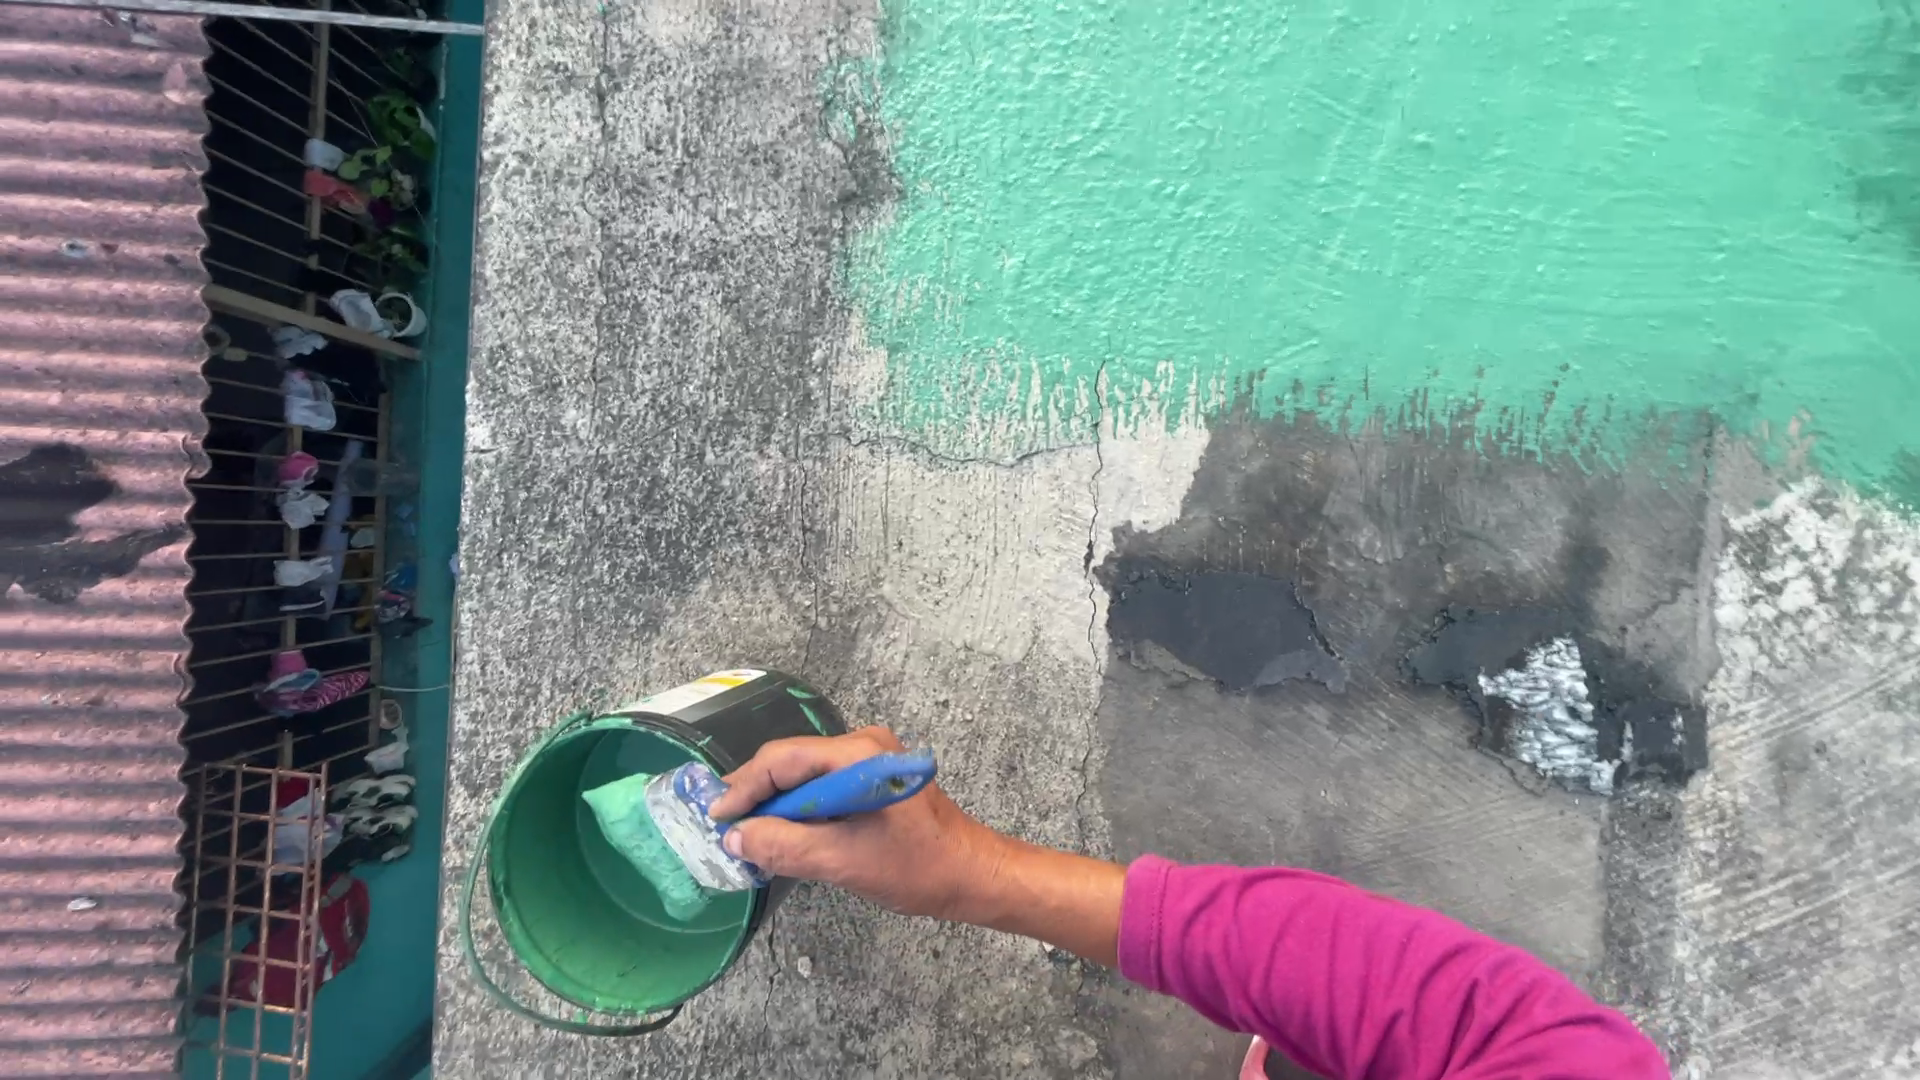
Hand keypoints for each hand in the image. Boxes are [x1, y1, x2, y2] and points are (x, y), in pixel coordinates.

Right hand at [708, 728, 1005, 919]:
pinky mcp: (876, 776)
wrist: (970, 871)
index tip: (715, 817)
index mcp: (858, 754)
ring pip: (808, 774)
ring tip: (748, 834)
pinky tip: (787, 831)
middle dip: (758, 794)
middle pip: (794, 761)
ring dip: (779, 803)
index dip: (745, 787)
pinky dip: (802, 807)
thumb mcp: (843, 861)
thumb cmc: (915, 867)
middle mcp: (864, 744)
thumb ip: (786, 846)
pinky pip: (826, 784)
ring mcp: (872, 757)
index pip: (784, 758)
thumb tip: (736, 838)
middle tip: (725, 828)